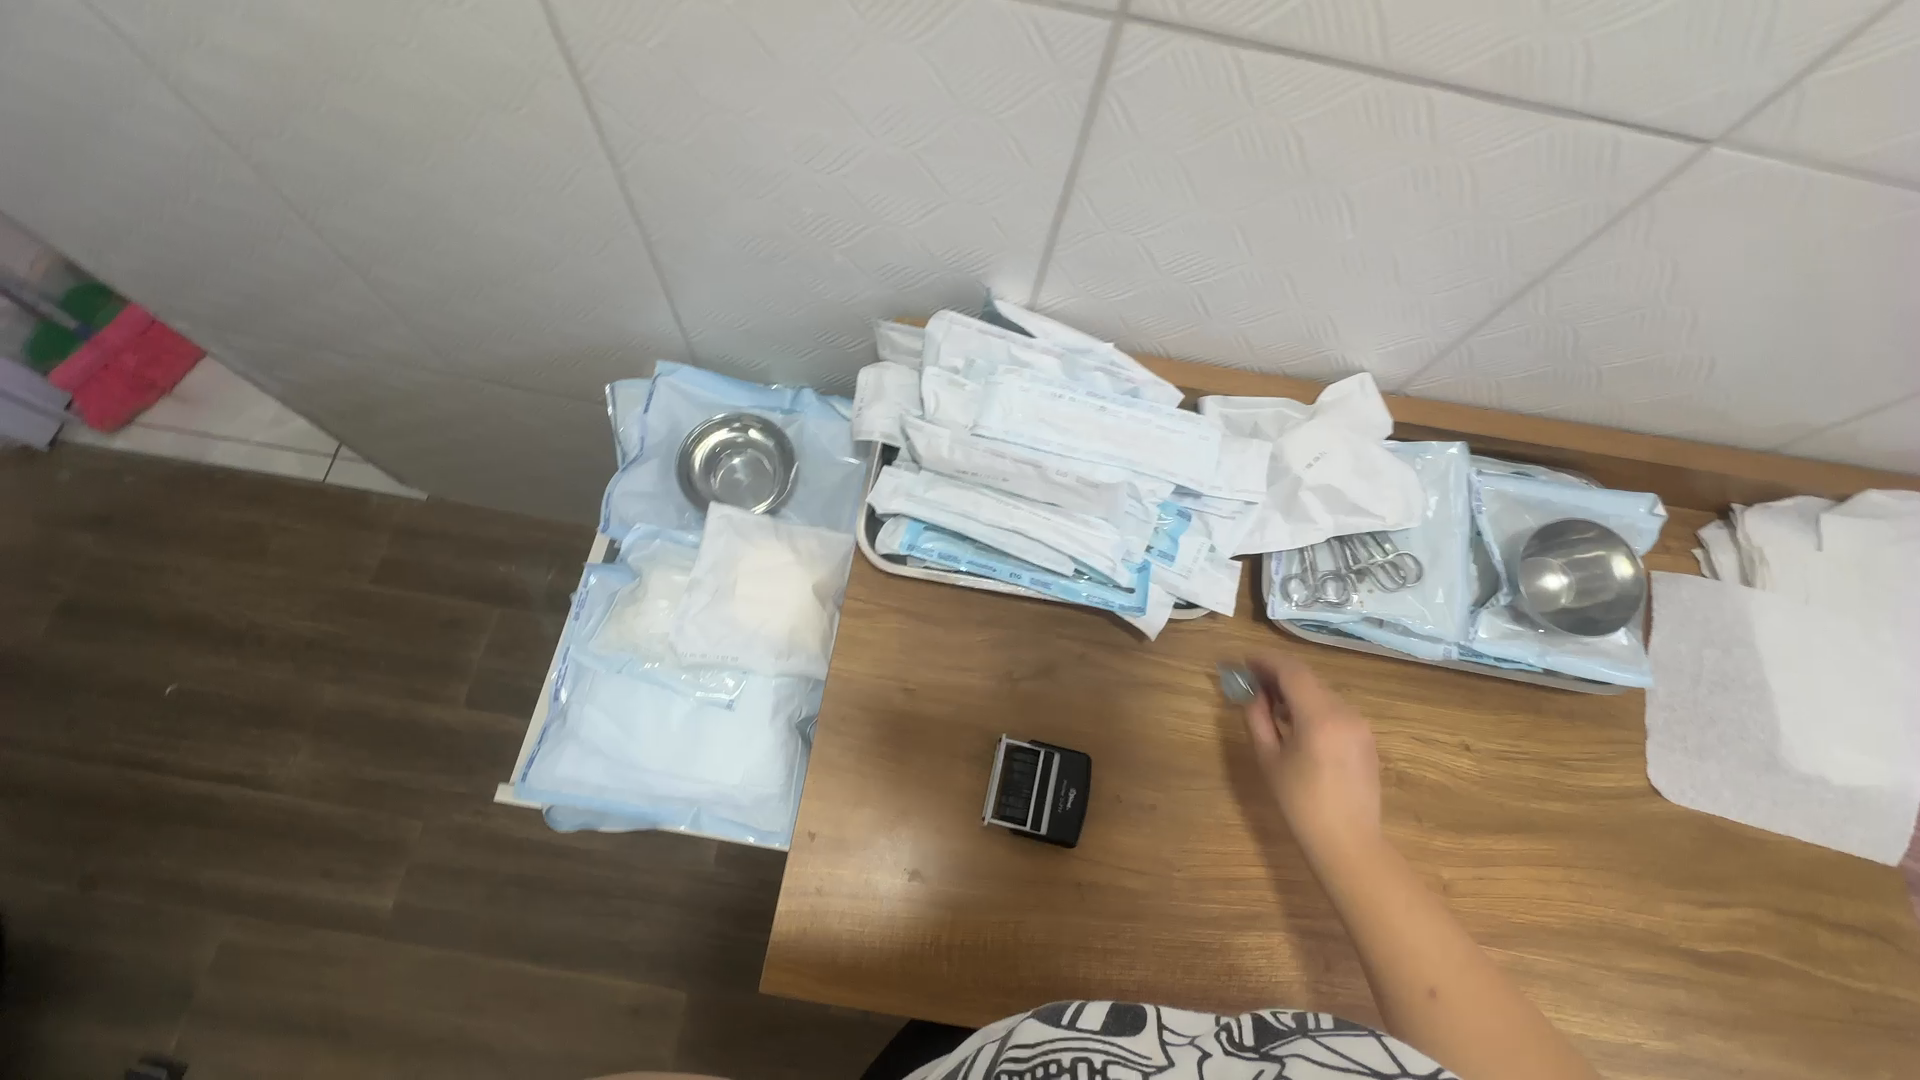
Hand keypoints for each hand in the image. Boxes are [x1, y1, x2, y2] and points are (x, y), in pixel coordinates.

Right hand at [1239, 654, 1381, 857]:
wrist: (1348, 841)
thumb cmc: (1300, 803)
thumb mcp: (1269, 759)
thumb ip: (1257, 718)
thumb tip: (1253, 693)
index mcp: (1319, 717)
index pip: (1292, 671)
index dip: (1265, 660)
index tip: (1243, 661)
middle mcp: (1345, 712)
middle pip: (1308, 678)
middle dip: (1278, 674)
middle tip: (1251, 681)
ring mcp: (1361, 723)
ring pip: (1322, 692)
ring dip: (1295, 690)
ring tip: (1270, 703)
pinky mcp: (1366, 736)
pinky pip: (1334, 709)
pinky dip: (1312, 705)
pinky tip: (1295, 722)